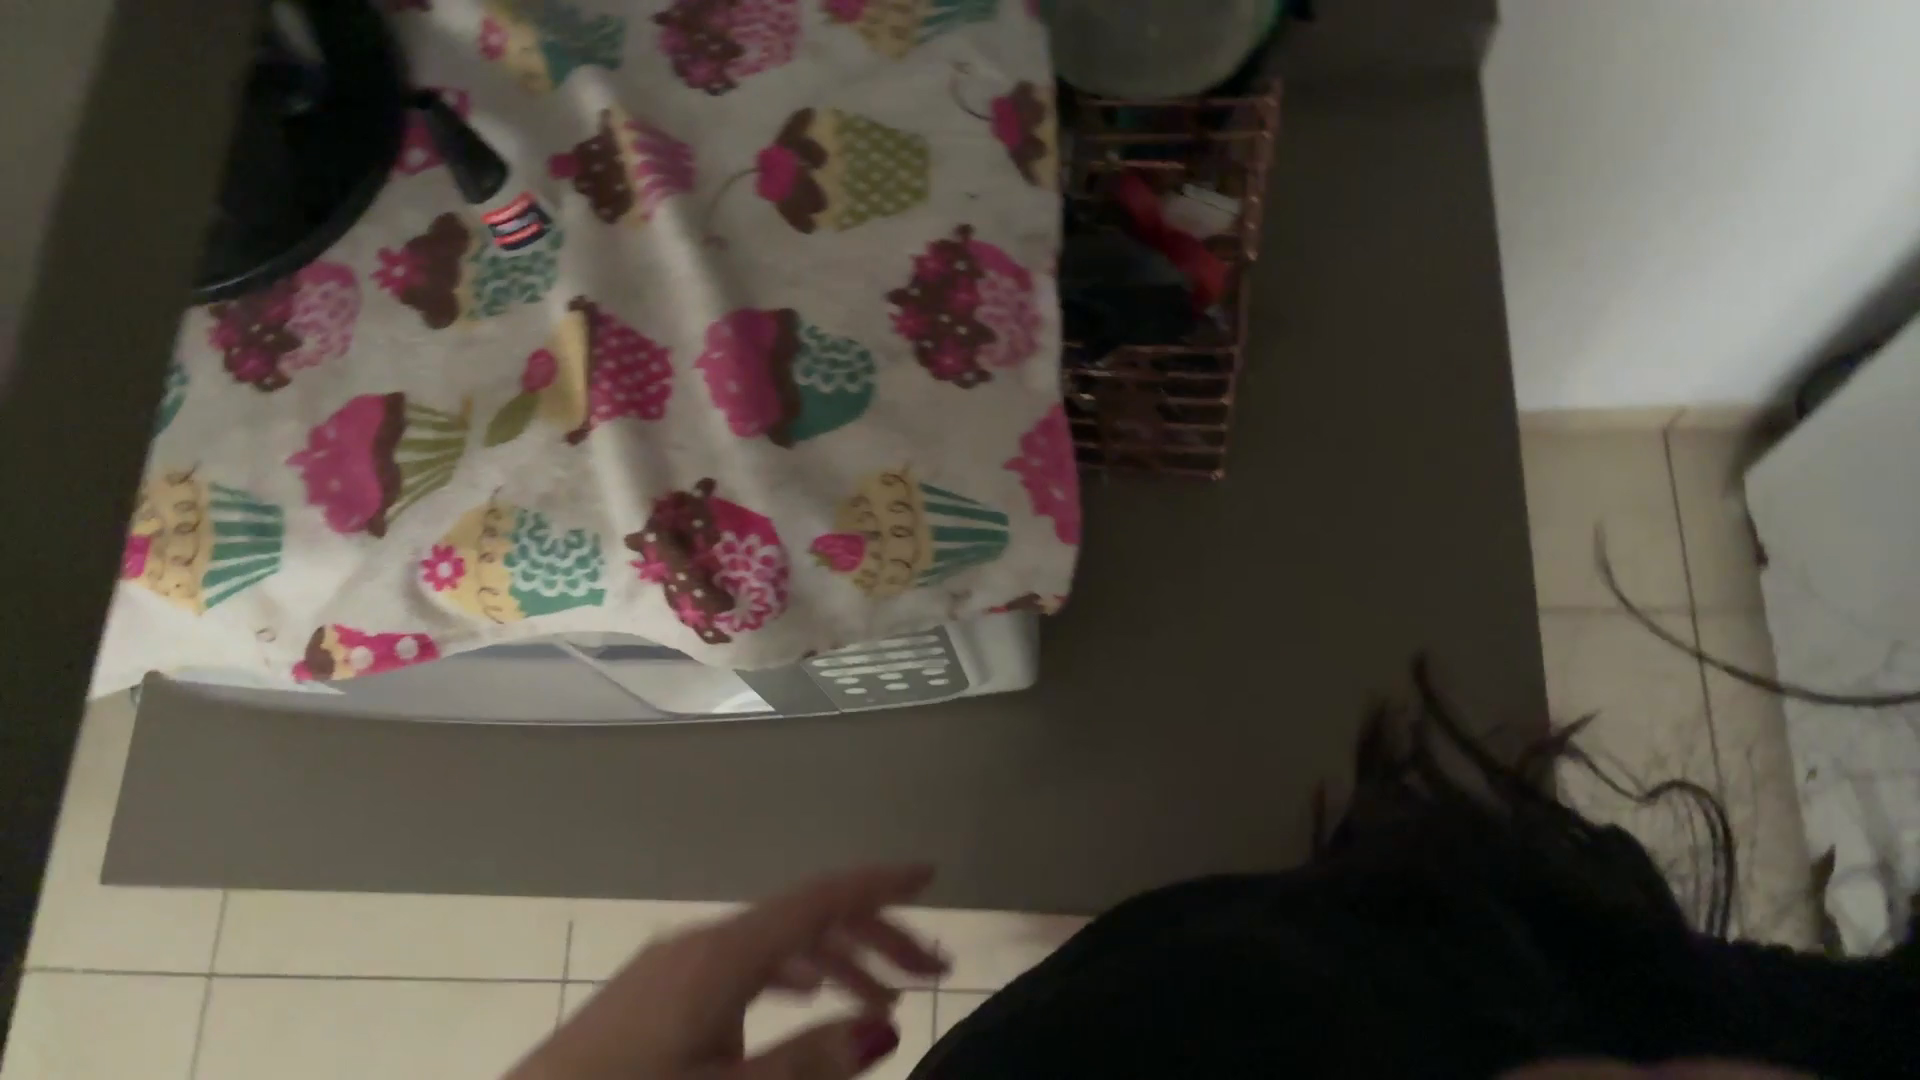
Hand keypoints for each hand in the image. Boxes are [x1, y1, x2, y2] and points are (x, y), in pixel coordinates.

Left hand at [507, 865, 947, 1079]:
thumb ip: (807, 1062)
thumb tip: (886, 1027)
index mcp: (723, 955)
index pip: (821, 898)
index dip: (880, 883)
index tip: (931, 874)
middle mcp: (702, 942)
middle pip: (807, 917)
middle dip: (874, 937)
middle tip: (931, 975)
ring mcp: (675, 963)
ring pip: (776, 943)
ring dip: (836, 962)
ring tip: (881, 998)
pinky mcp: (656, 990)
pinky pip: (746, 962)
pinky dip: (792, 972)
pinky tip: (802, 995)